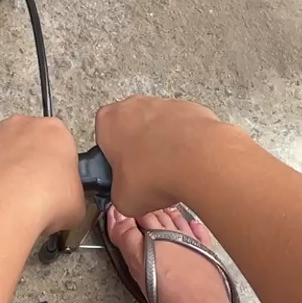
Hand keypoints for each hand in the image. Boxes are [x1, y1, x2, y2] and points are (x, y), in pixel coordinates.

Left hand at [0, 115, 85, 234]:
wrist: (3, 205)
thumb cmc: (43, 198)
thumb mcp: (77, 204)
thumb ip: (73, 196)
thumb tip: (67, 207)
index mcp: (55, 131)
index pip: (58, 145)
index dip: (55, 169)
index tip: (52, 187)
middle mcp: (22, 124)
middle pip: (26, 141)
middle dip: (26, 164)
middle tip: (28, 194)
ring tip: (2, 199)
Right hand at [93, 96, 239, 216]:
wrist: (198, 161)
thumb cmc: (155, 174)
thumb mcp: (122, 199)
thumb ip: (119, 193)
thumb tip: (127, 195)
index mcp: (109, 121)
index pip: (103, 135)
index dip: (113, 156)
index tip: (122, 172)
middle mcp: (134, 105)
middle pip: (131, 127)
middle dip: (138, 147)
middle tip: (146, 173)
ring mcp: (163, 103)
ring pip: (158, 125)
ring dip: (163, 144)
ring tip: (172, 171)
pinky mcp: (190, 108)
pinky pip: (183, 127)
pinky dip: (186, 142)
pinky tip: (190, 162)